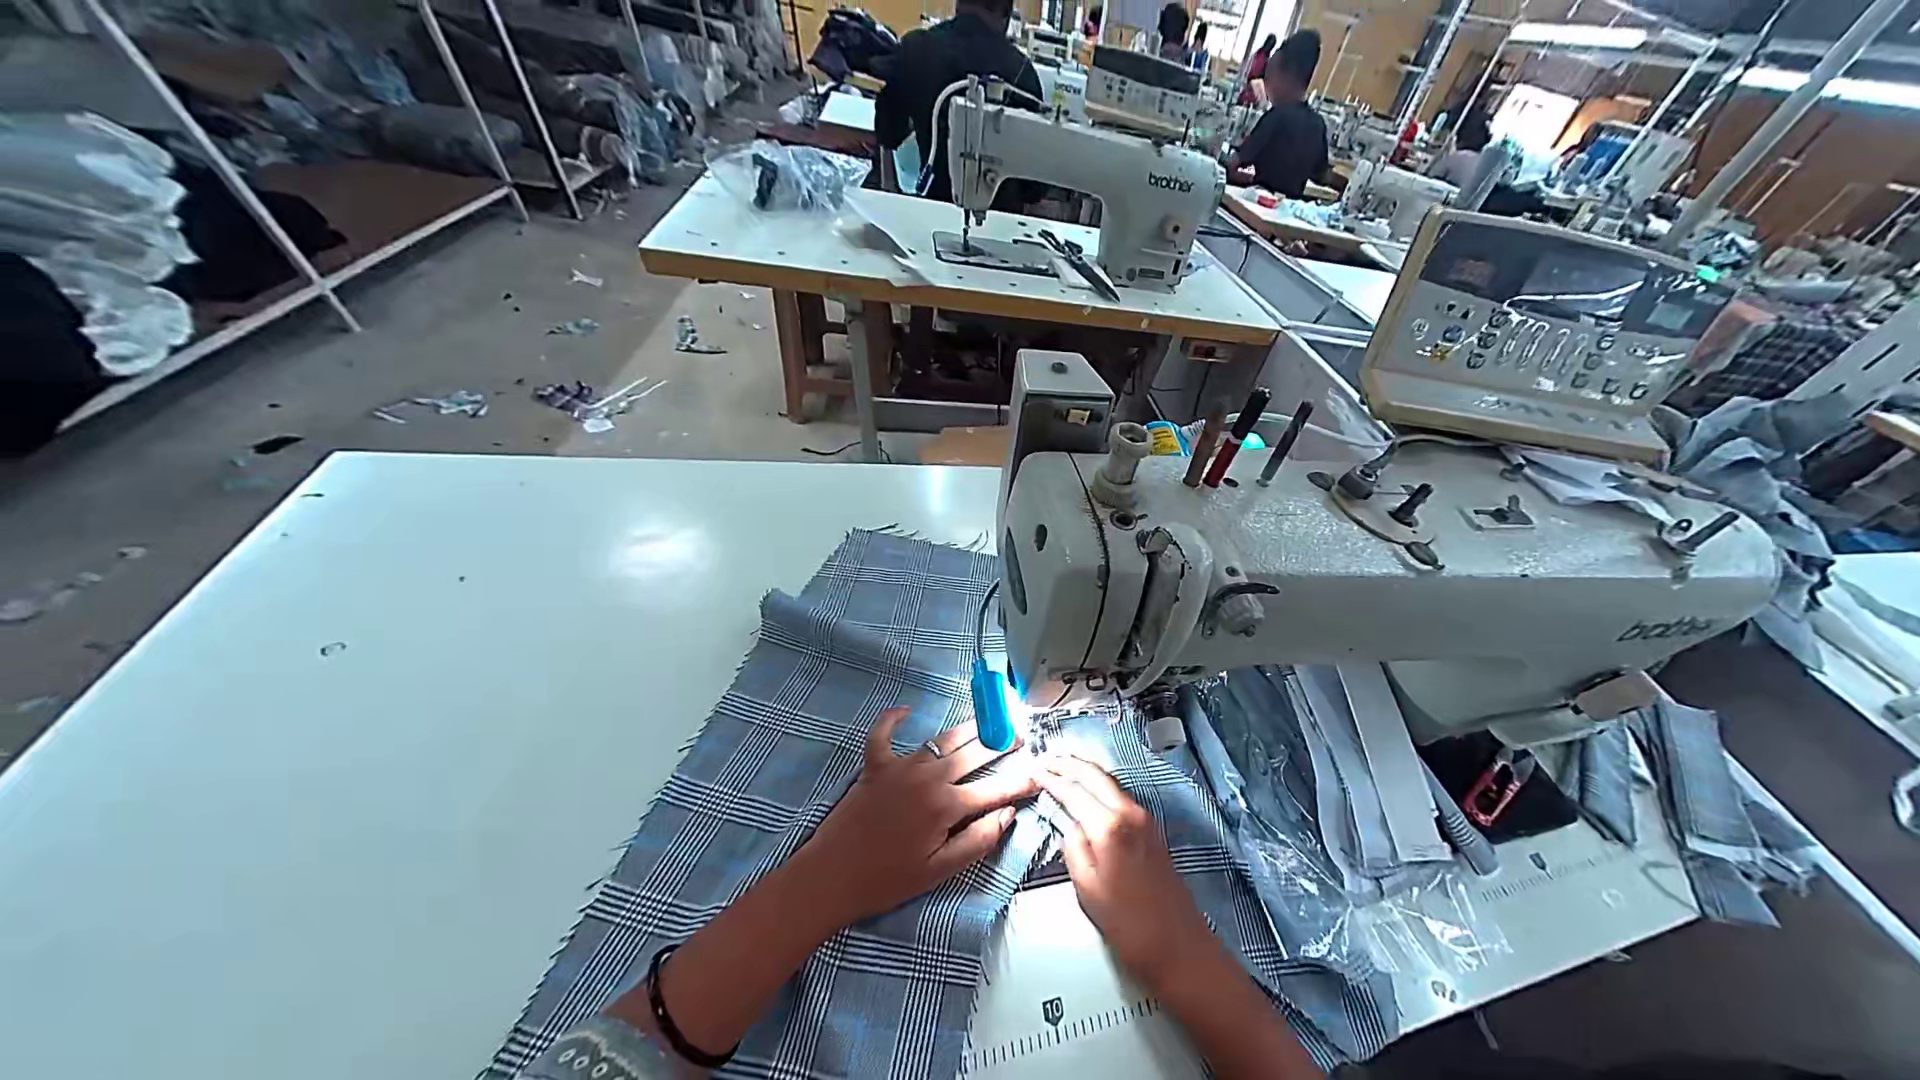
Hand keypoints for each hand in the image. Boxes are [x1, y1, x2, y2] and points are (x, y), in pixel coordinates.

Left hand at [785, 707, 1037, 926]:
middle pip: (972, 755)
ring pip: (940, 741)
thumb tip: (1008, 816)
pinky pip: (883, 734)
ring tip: (987, 720)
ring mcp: (899, 767)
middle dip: (999, 743)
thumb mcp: (938, 872)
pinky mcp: (874, 766)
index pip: (994, 791)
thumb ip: (977, 842)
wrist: (830, 876)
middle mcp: (927, 779)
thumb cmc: (887, 880)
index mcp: (946, 807)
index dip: (1020, 782)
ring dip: (966, 729)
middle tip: (1018, 733)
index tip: (1040, 772)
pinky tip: (905, 710)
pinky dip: (892, 720)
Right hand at [1036, 755, 1216, 990]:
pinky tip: (1087, 790)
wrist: (1180, 948)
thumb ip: (1073, 846)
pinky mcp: (1151, 828)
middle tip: (1046, 760)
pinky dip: (1098, 784)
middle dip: (1068, 764)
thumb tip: (1071, 825)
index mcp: (1109, 826)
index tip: (1034, 772)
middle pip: (1094, 774)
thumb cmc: (1129, 925)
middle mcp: (1129, 813)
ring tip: (1062, 768)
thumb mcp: (1087, 887)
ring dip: (1084, 771)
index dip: (1051, 779)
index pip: (1073, 790)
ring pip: (1108, 781)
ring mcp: (1144, 818)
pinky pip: (1119, 794)